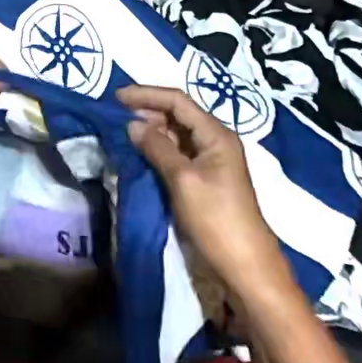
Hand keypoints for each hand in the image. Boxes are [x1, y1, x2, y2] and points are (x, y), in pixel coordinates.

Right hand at [121, 86, 294, 305]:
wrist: (245, 267)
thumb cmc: (216, 219)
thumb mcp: (183, 180)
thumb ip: (157, 147)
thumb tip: (132, 124)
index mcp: (216, 134)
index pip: (177, 100)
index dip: (146, 95)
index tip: (116, 97)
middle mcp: (215, 141)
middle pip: (177, 114)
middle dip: (147, 112)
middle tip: (116, 118)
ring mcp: (211, 161)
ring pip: (176, 134)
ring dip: (151, 131)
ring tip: (123, 135)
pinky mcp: (205, 179)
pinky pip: (178, 153)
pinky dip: (158, 150)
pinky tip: (140, 154)